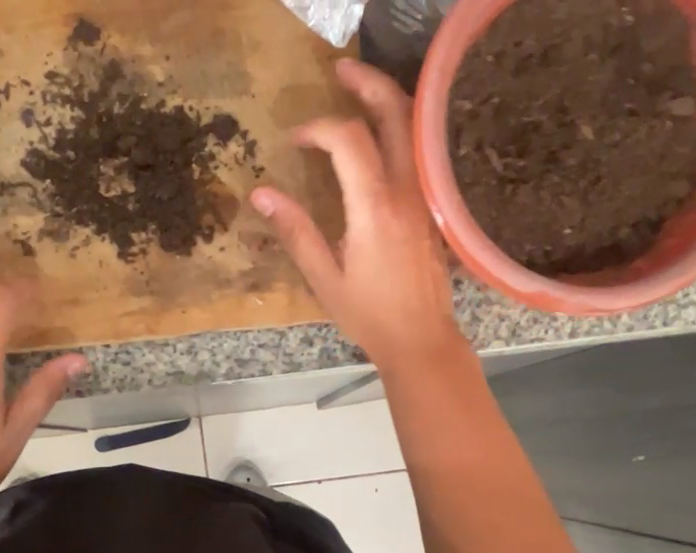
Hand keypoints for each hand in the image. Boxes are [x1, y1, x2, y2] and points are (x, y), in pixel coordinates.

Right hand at [251, 58, 465, 369]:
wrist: (421, 339)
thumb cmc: (369, 315)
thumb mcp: (323, 278)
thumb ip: (295, 231)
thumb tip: (261, 194)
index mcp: (374, 208)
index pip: (348, 140)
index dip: (318, 129)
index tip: (296, 141)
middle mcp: (406, 192)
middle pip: (395, 113)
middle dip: (367, 85)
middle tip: (340, 71)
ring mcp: (426, 196)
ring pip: (415, 127)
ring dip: (388, 101)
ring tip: (361, 91)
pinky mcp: (434, 207)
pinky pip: (421, 151)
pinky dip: (402, 130)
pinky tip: (383, 136)